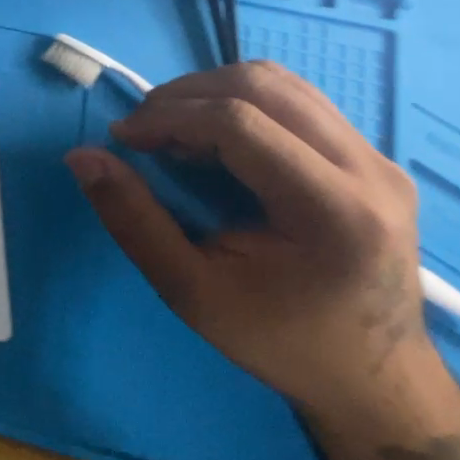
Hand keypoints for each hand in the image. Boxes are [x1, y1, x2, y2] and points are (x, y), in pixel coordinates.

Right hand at [65, 61, 448, 416]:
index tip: (122, 139)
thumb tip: (82, 156)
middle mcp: (368, 172)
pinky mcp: (372, 158)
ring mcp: (378, 160)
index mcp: (333, 211)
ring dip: (210, 91)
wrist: (373, 377)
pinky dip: (240, 101)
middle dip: (184, 95)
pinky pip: (296, 100)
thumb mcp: (188, 289)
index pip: (239, 122)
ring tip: (177, 132)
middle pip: (261, 86)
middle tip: (145, 133)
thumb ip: (132, 218)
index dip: (167, 117)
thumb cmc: (278, 338)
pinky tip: (215, 139)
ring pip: (279, 82)